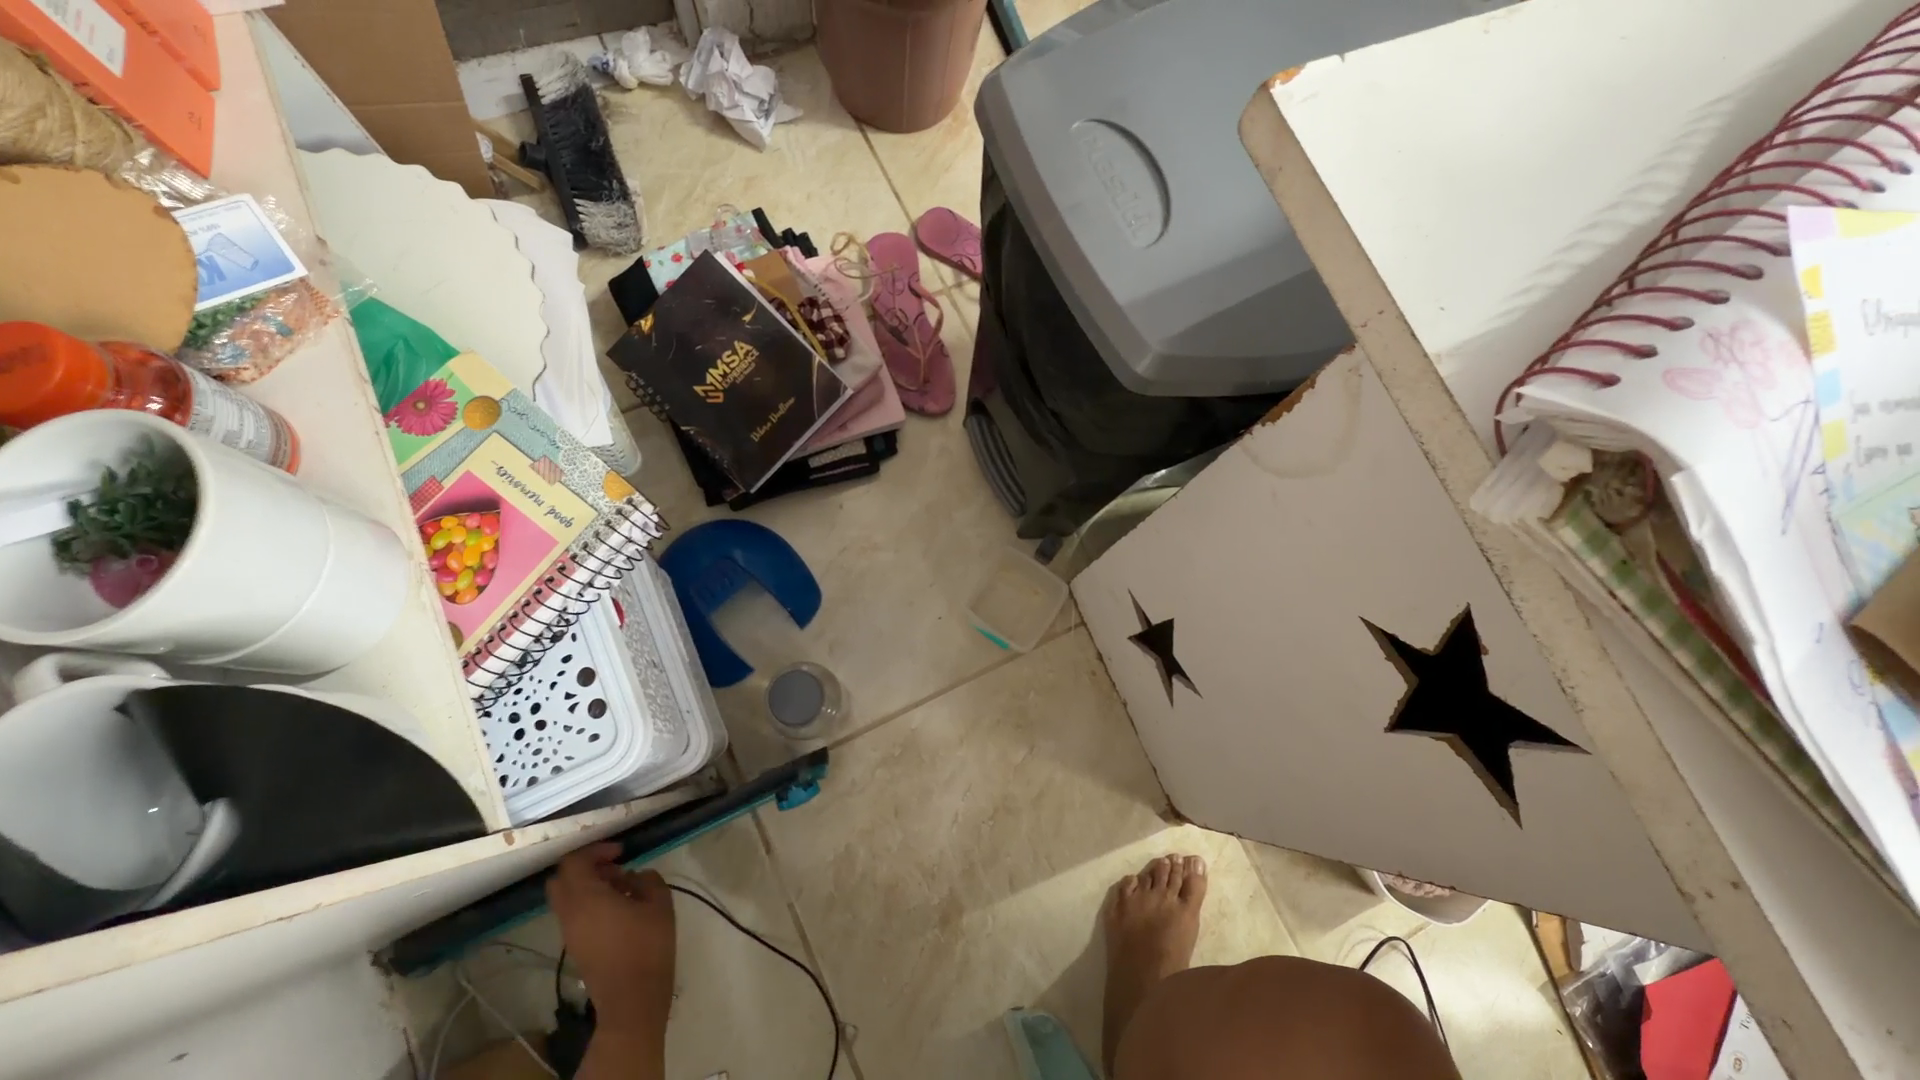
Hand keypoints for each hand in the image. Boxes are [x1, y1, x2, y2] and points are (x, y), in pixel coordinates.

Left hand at [546, 843, 676, 1019]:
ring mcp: (569, 932)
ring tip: (621, 890)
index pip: (574, 861)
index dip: (596, 850)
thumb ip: (648, 880)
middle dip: (585, 867)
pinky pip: (573, 914)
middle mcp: (569, 912)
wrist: (631, 1000)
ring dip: (588, 886)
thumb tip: (636, 876)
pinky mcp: (574, 947)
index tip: (621, 853)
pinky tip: (618, 911)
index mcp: (586, 898)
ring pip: (565, 898)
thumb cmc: (647, 947)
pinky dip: (588, 903)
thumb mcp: (659, 905)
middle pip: (561, 879)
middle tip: (614, 869)